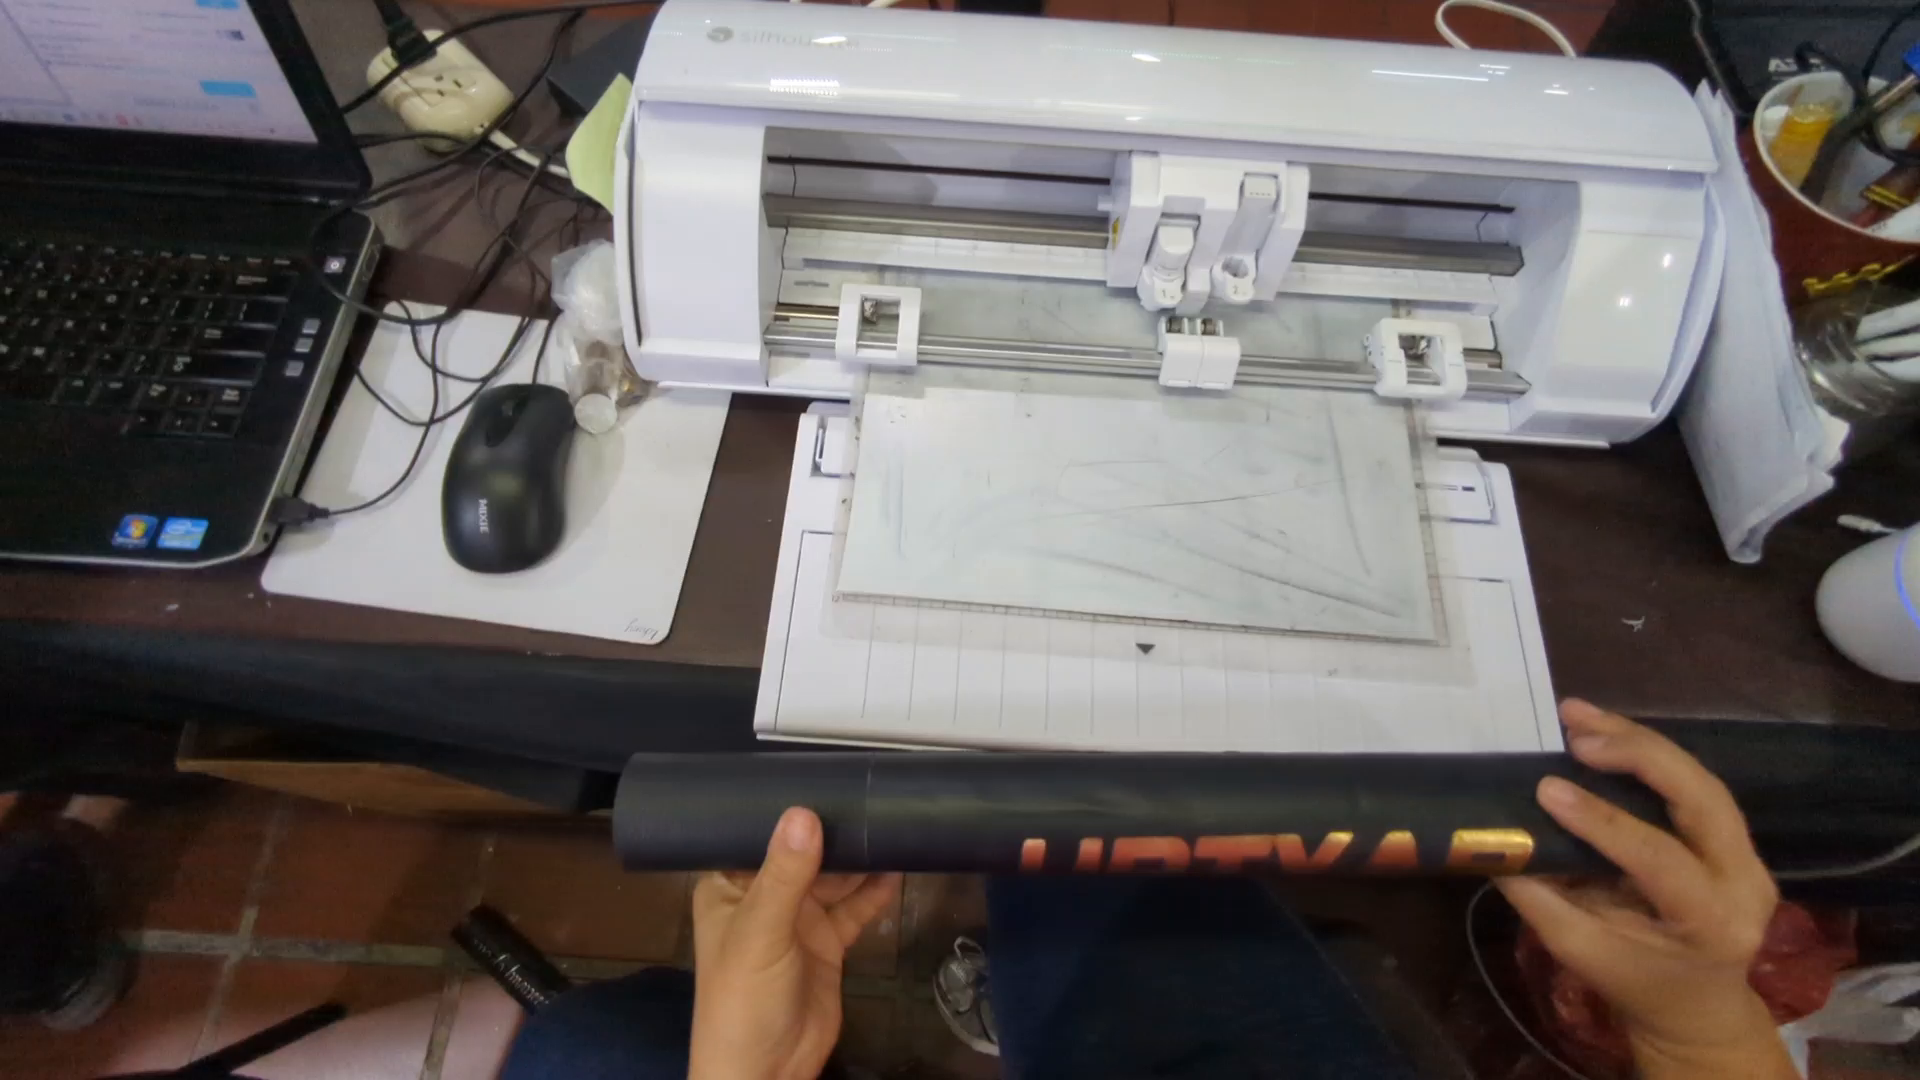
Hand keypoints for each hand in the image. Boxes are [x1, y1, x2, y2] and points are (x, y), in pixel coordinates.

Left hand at [688, 807, 901, 1079]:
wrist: (767, 1077)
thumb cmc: (744, 1001)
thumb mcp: (760, 934)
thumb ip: (785, 875)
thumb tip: (805, 813)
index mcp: (731, 885)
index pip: (759, 832)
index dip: (787, 806)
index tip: (822, 770)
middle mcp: (764, 895)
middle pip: (804, 850)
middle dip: (833, 828)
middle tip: (869, 792)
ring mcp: (798, 919)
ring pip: (834, 876)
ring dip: (858, 856)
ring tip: (889, 822)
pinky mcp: (827, 942)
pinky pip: (854, 907)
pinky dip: (875, 891)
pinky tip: (897, 869)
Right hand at [1497, 700, 1792, 1079]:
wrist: (1694, 999)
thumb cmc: (1630, 976)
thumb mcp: (1574, 946)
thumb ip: (1535, 892)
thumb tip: (1486, 836)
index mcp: (1710, 920)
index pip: (1661, 859)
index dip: (1602, 821)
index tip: (1545, 788)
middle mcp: (1741, 880)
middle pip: (1703, 800)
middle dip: (1639, 757)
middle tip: (1576, 734)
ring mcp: (1740, 853)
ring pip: (1698, 780)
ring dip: (1636, 740)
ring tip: (1577, 714)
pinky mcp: (1722, 834)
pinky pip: (1687, 781)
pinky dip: (1640, 748)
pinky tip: (1596, 727)